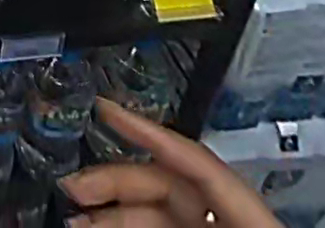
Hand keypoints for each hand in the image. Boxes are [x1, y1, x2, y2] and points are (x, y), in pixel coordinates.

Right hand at [59, 99, 280, 227]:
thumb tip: (106, 222)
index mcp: (253, 226)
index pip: (198, 166)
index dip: (150, 133)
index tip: (103, 108)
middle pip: (166, 187)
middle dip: (114, 183)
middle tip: (71, 190)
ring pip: (156, 215)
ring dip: (113, 215)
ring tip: (75, 222)